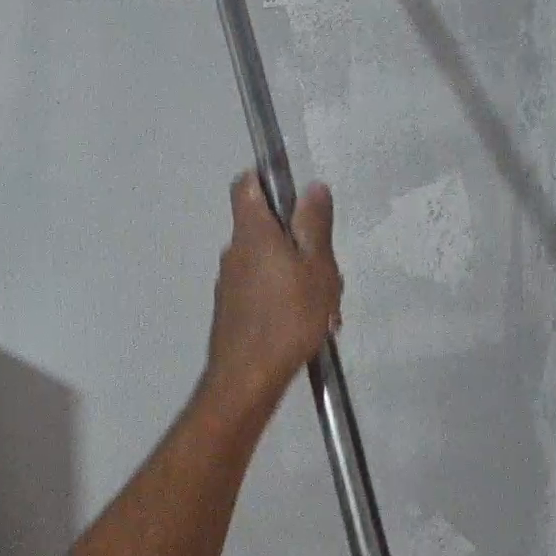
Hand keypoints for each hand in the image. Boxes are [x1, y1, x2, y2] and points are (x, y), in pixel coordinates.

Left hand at [201, 172, 341, 416]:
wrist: (247, 375)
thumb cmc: (289, 317)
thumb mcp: (317, 268)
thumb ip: (314, 226)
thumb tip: (312, 187)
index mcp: (252, 233)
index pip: (245, 186)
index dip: (265, 180)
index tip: (294, 195)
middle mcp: (234, 251)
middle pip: (264, 228)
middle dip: (297, 241)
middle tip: (326, 270)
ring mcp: (229, 281)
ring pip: (268, 263)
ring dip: (296, 276)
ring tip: (325, 309)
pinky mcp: (231, 308)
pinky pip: (262, 290)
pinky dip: (284, 299)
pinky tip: (308, 326)